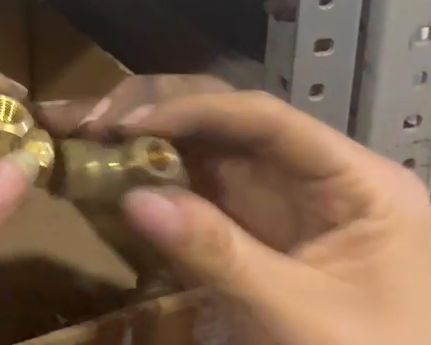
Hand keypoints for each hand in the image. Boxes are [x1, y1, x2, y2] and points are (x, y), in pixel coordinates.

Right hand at [89, 90, 430, 344]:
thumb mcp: (307, 322)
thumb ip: (221, 256)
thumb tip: (131, 198)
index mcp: (356, 179)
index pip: (263, 116)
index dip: (189, 108)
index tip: (123, 122)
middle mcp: (315, 172)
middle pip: (224, 116)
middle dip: (151, 110)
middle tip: (85, 120)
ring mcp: (282, 198)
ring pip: (201, 142)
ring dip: (138, 132)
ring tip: (74, 127)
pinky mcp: (255, 227)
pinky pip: (195, 183)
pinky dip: (147, 172)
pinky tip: (102, 163)